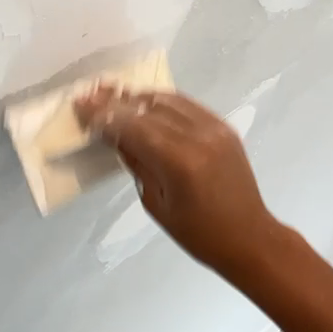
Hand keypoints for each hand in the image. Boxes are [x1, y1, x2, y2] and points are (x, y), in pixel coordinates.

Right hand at [73, 85, 287, 275]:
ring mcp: (214, 127)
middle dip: (116, 101)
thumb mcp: (156, 203)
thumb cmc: (198, 234)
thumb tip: (115, 135)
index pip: (134, 127)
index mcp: (180, 162)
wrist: (250, 238)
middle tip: (90, 94)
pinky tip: (143, 101)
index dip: (104, 115)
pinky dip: (161, 101)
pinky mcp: (223, 125)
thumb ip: (136, 163)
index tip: (81, 106)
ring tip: (112, 93)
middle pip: (148, 107)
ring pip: (167, 100)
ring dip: (137, 97)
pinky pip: (186, 104)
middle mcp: (198, 136)